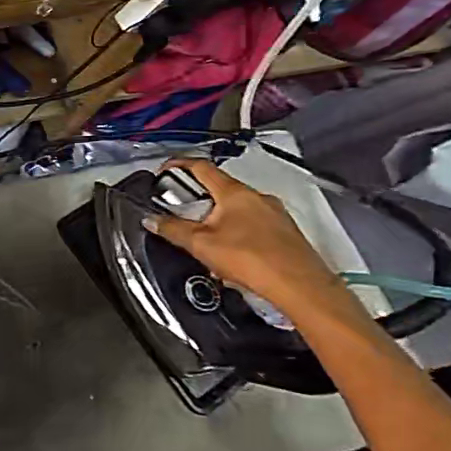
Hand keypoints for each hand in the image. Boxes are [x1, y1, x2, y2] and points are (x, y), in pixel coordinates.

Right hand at [143, 159, 354, 324]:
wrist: (297, 284)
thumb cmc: (253, 260)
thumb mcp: (202, 245)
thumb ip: (173, 230)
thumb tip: (152, 220)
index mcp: (234, 192)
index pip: (201, 167)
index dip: (179, 166)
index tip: (166, 171)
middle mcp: (257, 196)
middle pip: (220, 189)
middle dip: (200, 202)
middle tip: (185, 217)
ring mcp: (274, 213)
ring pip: (239, 209)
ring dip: (221, 221)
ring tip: (210, 246)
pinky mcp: (285, 232)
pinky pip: (255, 225)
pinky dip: (240, 235)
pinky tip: (235, 258)